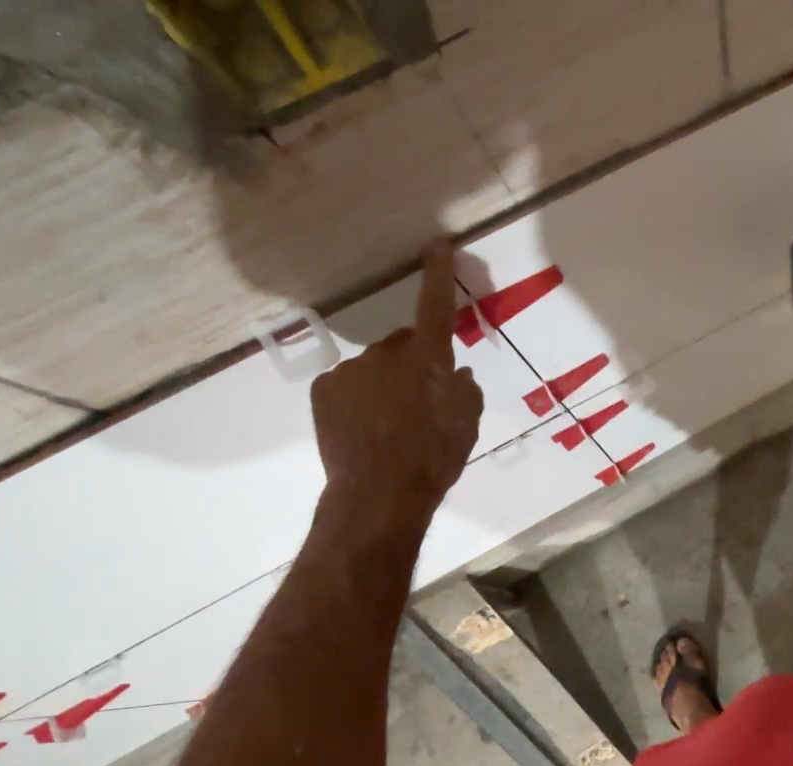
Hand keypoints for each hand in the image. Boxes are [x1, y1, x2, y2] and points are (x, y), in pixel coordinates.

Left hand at [312, 242, 483, 519]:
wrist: (379, 493)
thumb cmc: (434, 458)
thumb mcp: (468, 424)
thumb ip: (464, 390)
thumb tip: (454, 373)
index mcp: (428, 360)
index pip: (436, 307)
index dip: (438, 275)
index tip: (439, 245)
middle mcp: (386, 354)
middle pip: (405, 346)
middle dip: (415, 364)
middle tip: (425, 402)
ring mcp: (350, 371)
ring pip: (377, 369)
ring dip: (387, 386)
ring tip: (395, 427)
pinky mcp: (324, 391)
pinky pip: (350, 386)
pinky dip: (361, 400)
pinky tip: (369, 431)